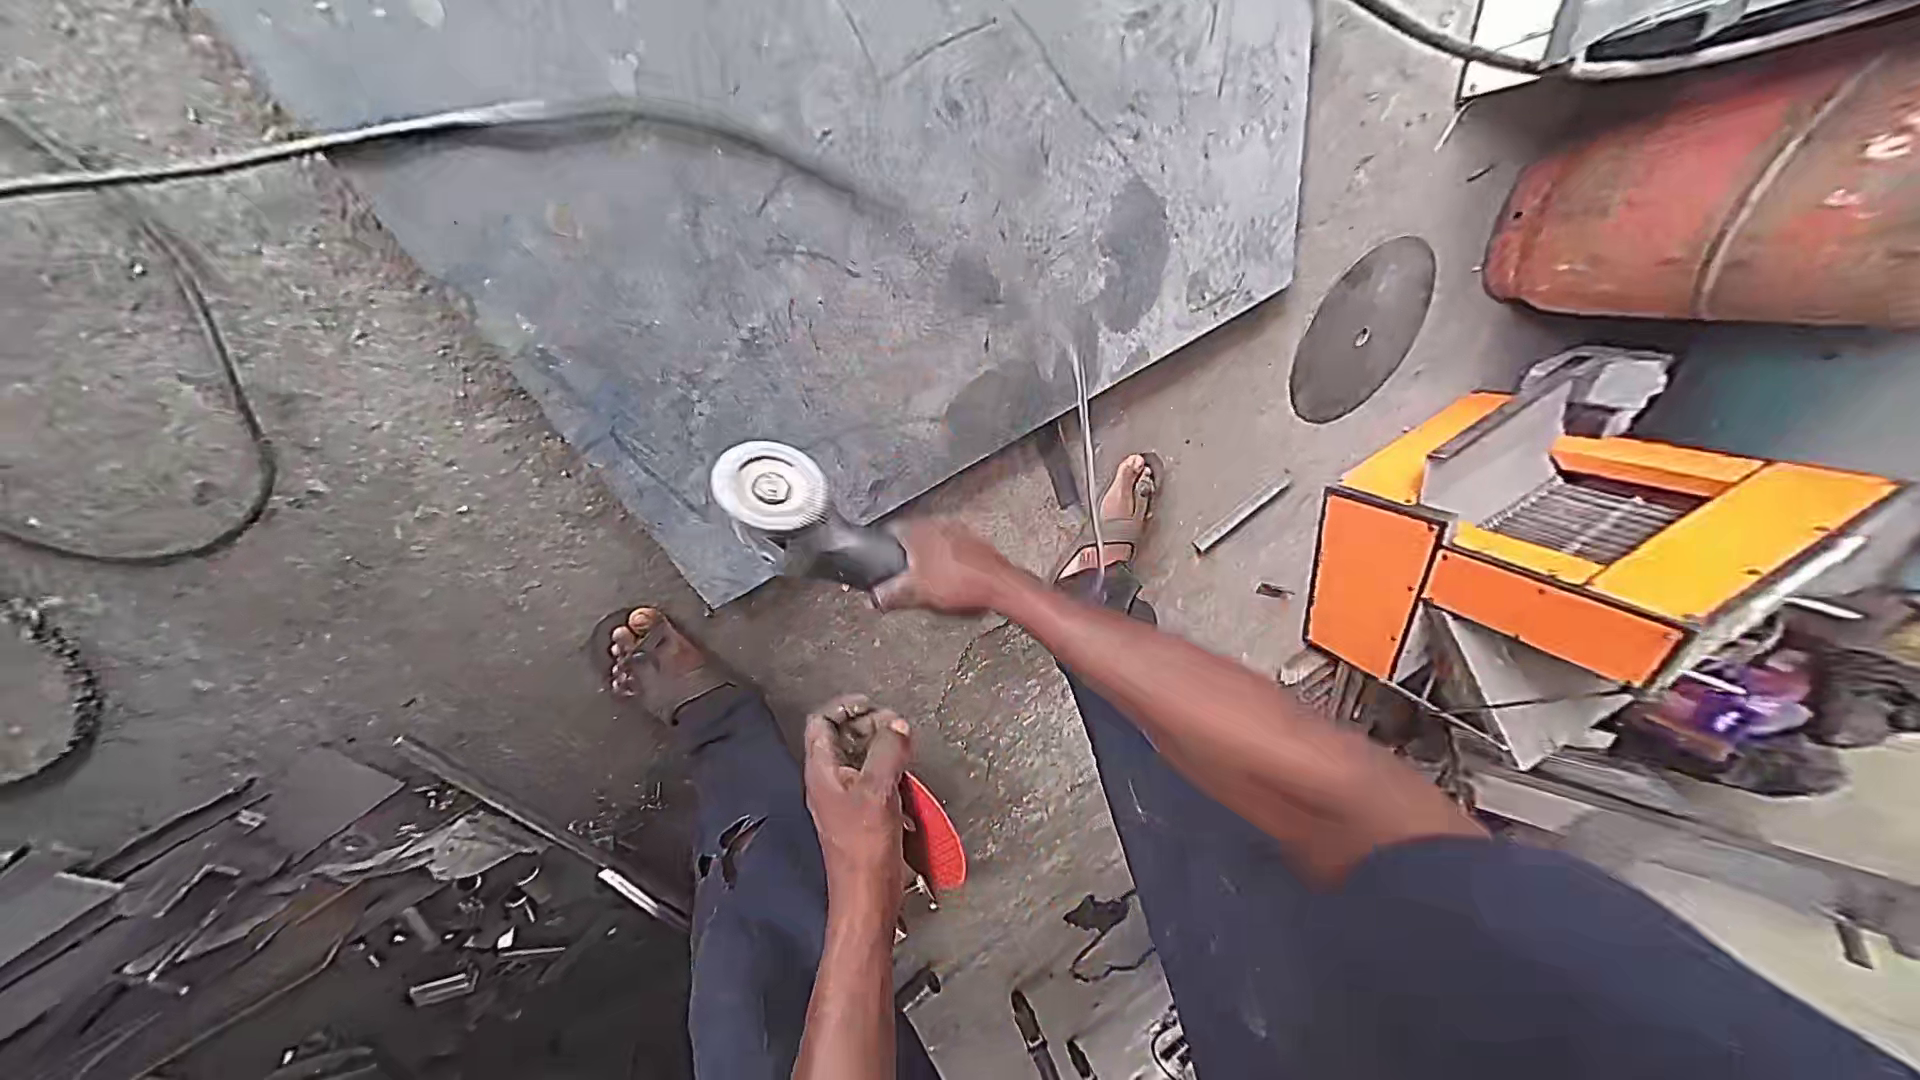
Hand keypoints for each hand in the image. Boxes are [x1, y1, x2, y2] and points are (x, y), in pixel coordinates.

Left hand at [804, 695, 912, 909]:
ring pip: (861, 754)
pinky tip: (905, 773)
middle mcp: (829, 780)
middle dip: (871, 724)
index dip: (844, 706)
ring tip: (903, 746)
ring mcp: (846, 795)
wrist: (868, 896)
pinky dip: (890, 767)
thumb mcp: (879, 790)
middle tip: (895, 726)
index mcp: (821, 771)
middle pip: (843, 735)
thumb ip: (889, 750)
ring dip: (883, 745)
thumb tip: (898, 726)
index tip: (870, 704)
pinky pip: (874, 775)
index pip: (821, 722)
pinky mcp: (863, 809)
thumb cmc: (863, 852)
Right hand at [873, 520, 1024, 615]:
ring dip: (930, 554)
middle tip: (905, 568)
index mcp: (921, 531)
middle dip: (909, 551)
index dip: (884, 542)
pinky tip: (952, 577)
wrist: (1000, 586)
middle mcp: (941, 526)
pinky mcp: (977, 543)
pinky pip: (955, 549)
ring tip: (929, 576)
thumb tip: (875, 598)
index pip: (894, 528)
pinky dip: (949, 560)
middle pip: (916, 534)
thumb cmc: (963, 583)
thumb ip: (891, 594)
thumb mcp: (917, 594)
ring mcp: (961, 532)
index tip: (881, 549)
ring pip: (936, 540)